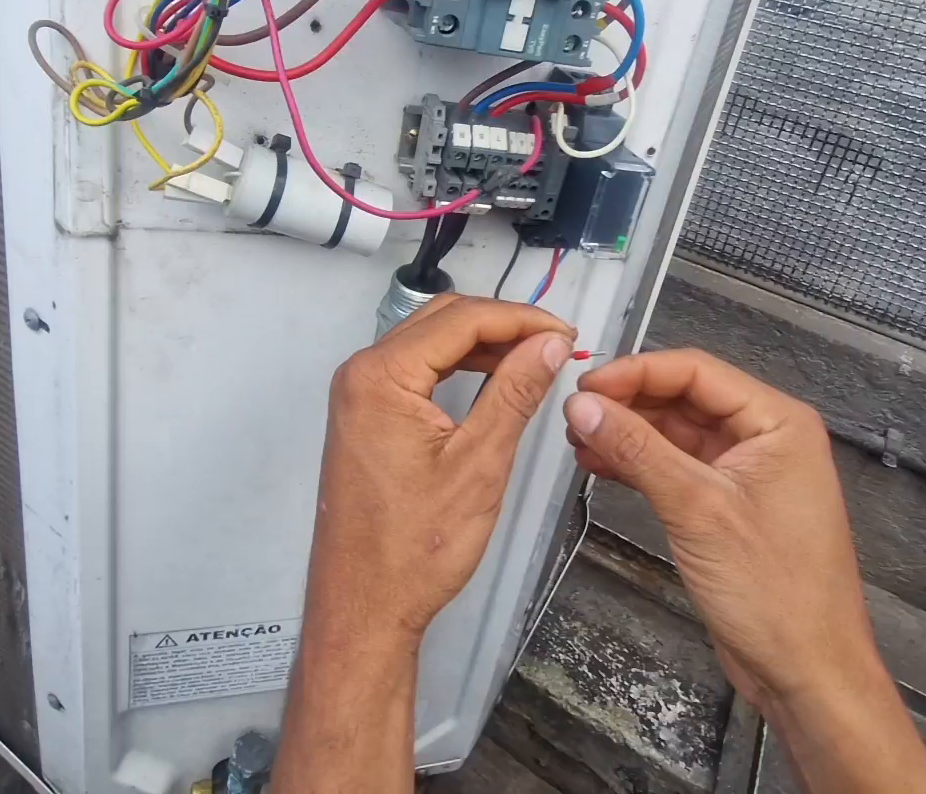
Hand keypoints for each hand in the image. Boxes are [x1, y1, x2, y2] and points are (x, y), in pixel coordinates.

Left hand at [275, 296, 574, 793]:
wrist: (362, 607)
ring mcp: (358, 392)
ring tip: (533, 359)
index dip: (520, 319)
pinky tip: (494, 380)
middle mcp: (361, 371)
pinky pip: (416, 370)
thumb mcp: (479, 464)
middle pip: (441, 321)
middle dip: (501, 325)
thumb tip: (550, 343)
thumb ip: (515, 393)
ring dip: (481, 344)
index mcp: (381, 374)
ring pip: (429, 342)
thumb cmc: (418, 546)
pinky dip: (457, 367)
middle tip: (554, 345)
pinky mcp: (364, 414)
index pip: (460, 319)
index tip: (567, 334)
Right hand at [563, 350, 925, 793]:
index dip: (635, 372)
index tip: (584, 388)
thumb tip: (581, 406)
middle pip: (682, 397)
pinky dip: (636, 462)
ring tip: (576, 439)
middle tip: (574, 414)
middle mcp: (763, 436)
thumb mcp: (695, 508)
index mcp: (776, 421)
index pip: (695, 371)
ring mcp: (743, 469)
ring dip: (626, 432)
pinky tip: (598, 463)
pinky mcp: (724, 501)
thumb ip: (636, 448)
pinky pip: (673, 464)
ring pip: (673, 430)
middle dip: (627, 403)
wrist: (806, 677)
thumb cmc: (772, 592)